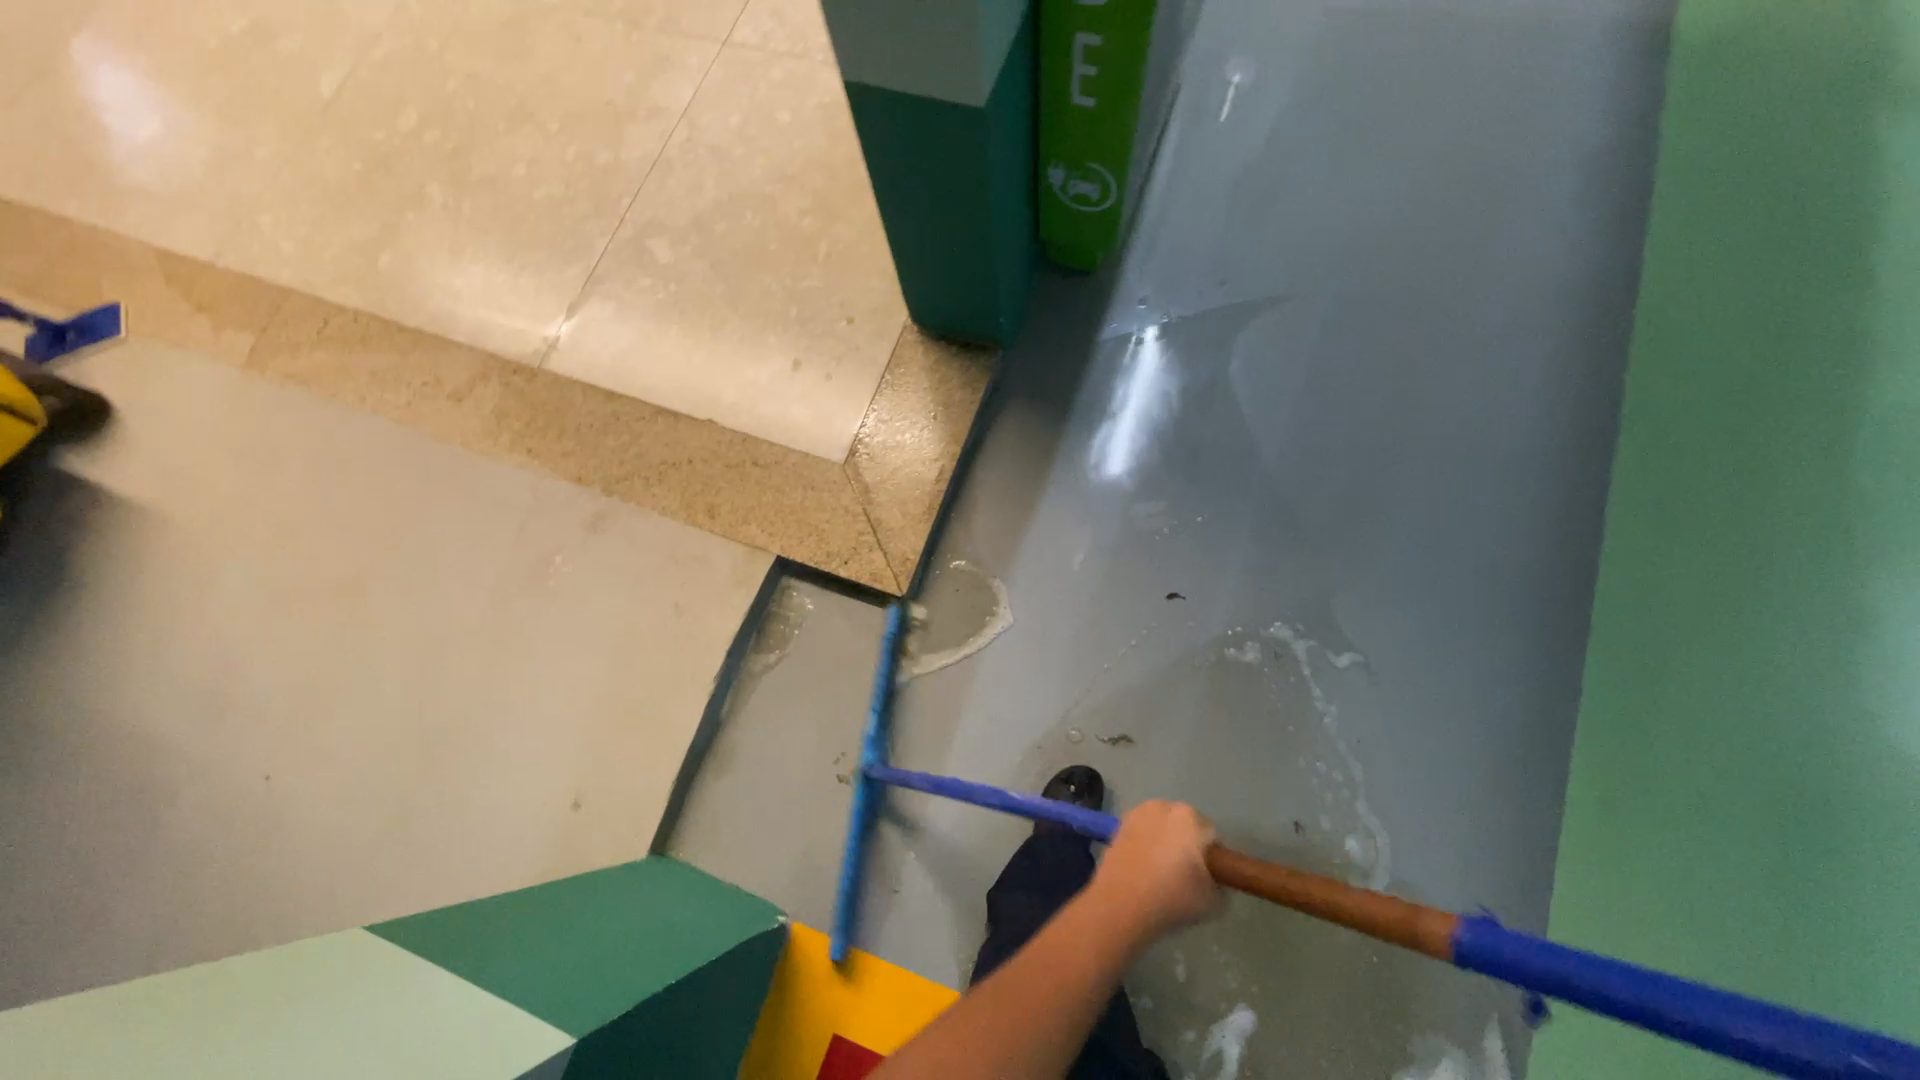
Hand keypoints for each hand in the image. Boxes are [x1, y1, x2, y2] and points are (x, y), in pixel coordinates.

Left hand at [1087, 800, 1222, 942]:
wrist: (1122, 905)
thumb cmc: (1173, 898)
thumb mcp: (1214, 901)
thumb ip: (1221, 886)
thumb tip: (1213, 882)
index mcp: (1190, 818)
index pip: (1211, 836)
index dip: (1213, 859)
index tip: (1207, 878)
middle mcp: (1163, 806)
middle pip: (1186, 826)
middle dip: (1188, 845)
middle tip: (1186, 875)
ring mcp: (1137, 814)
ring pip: (1162, 827)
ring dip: (1165, 842)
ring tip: (1162, 872)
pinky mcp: (1118, 826)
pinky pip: (1142, 833)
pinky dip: (1146, 844)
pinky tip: (1144, 868)